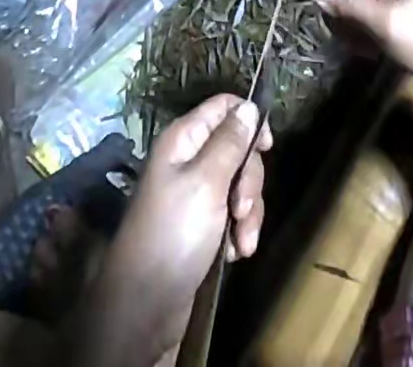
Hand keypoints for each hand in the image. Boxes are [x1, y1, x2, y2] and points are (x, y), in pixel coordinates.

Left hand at [75, 94, 270, 366]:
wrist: (145, 306)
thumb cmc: (174, 233)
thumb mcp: (207, 182)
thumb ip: (231, 142)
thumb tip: (250, 106)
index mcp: (184, 140)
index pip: (223, 107)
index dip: (249, 119)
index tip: (267, 146)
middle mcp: (190, 160)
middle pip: (237, 148)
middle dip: (250, 180)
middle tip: (240, 208)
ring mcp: (196, 192)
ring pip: (240, 184)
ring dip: (248, 213)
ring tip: (240, 243)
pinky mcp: (202, 222)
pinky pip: (233, 213)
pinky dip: (239, 231)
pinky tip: (234, 253)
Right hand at [311, 0, 412, 85]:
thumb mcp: (383, 21)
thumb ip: (347, 3)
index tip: (304, 5)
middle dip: (337, 9)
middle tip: (337, 33)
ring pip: (349, 2)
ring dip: (347, 25)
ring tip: (357, 44)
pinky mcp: (387, 11)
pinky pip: (360, 16)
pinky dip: (358, 32)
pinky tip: (366, 49)